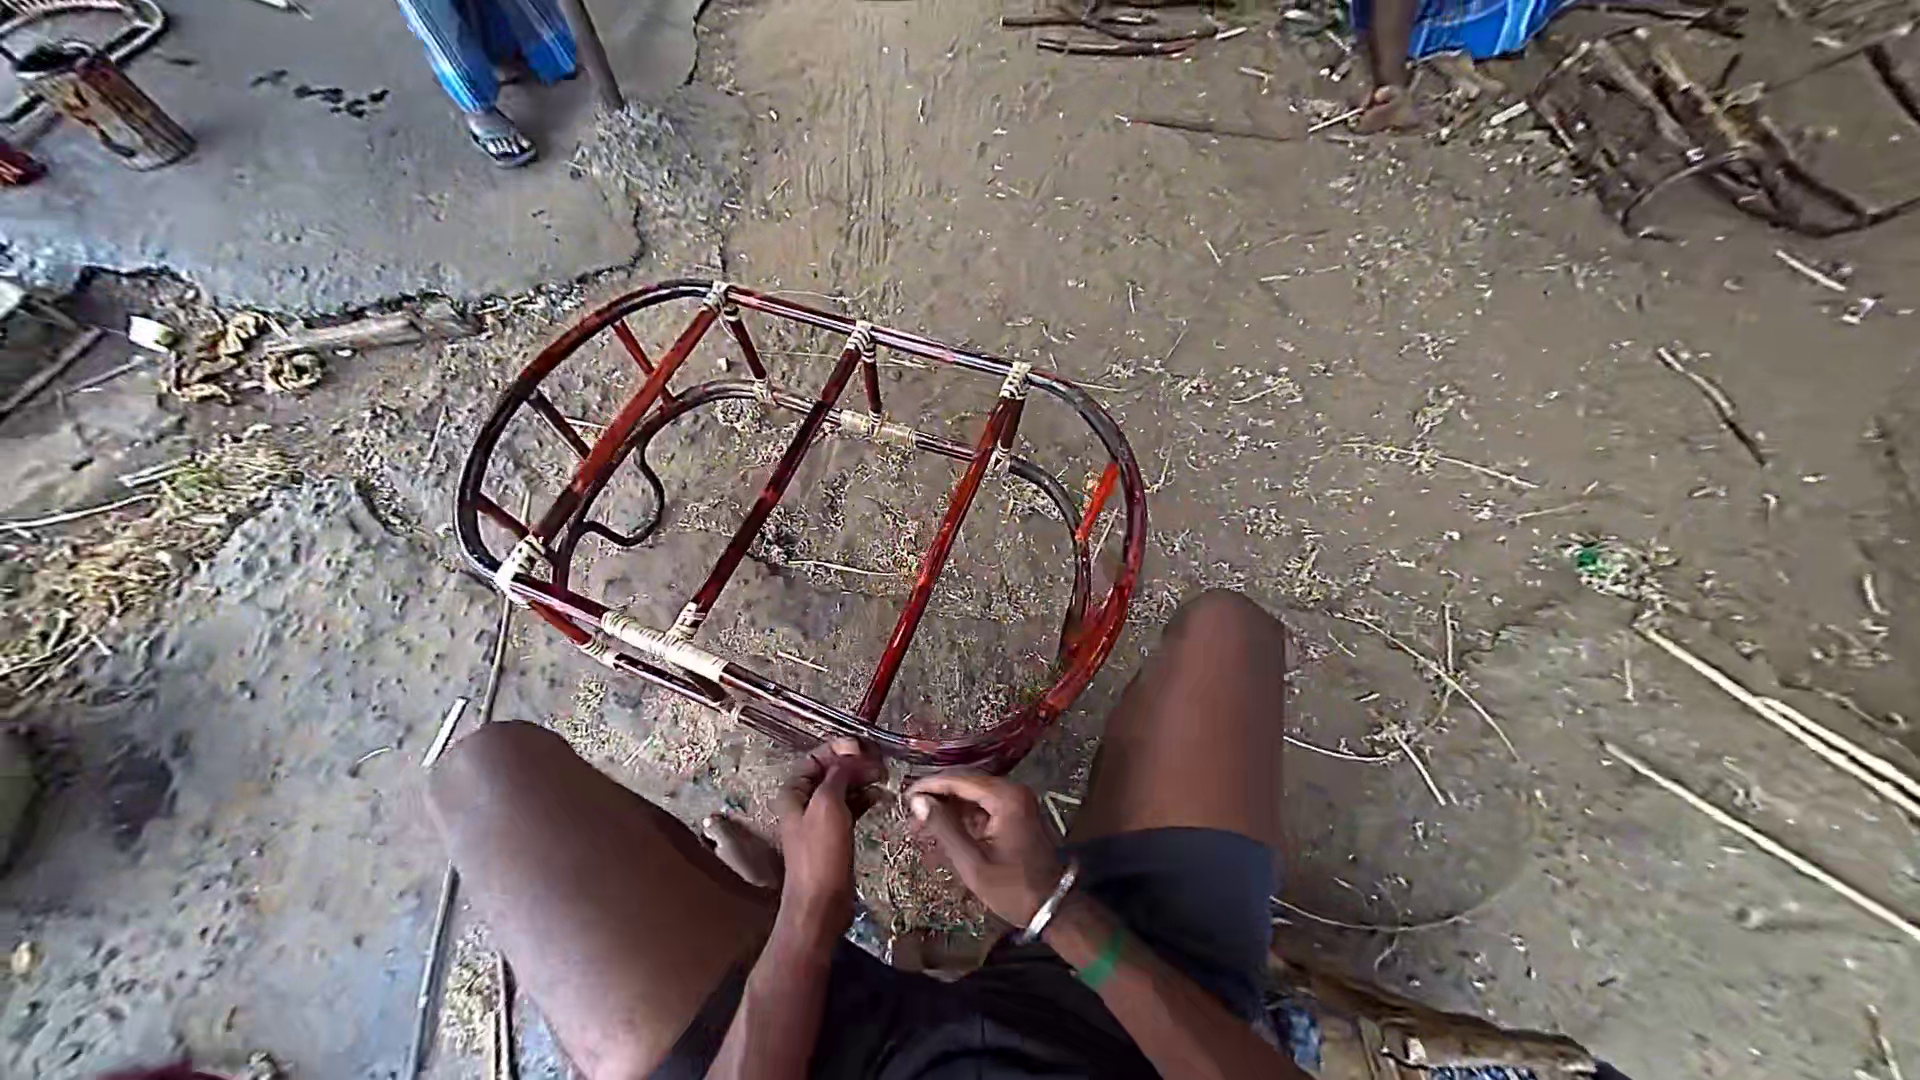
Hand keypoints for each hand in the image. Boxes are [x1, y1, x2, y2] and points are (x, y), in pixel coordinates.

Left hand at [775, 738, 884, 941]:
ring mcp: (820, 818)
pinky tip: (879, 796)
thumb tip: (852, 757)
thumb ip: (838, 775)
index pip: (818, 756)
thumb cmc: (820, 854)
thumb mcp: (828, 805)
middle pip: (832, 770)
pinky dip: (865, 797)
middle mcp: (804, 801)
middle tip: (880, 763)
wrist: (820, 905)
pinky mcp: (835, 834)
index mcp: (794, 790)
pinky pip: (851, 806)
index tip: (865, 748)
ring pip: (844, 787)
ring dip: (863, 778)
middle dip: (856, 763)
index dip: (841, 748)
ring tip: (884, 776)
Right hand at [907, 772, 1064, 926]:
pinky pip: (983, 807)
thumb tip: (918, 801)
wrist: (1053, 908)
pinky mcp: (1015, 813)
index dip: (930, 786)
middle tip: (910, 812)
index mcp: (1005, 796)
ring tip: (921, 824)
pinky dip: (962, 816)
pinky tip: (942, 829)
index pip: (959, 780)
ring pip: (972, 795)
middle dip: (937, 797)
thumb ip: (945, 828)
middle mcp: (1012, 790)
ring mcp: (1016, 801)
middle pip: (966, 784)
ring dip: (948, 807)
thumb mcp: (973, 862)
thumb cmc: (1013, 888)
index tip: (905, 796)